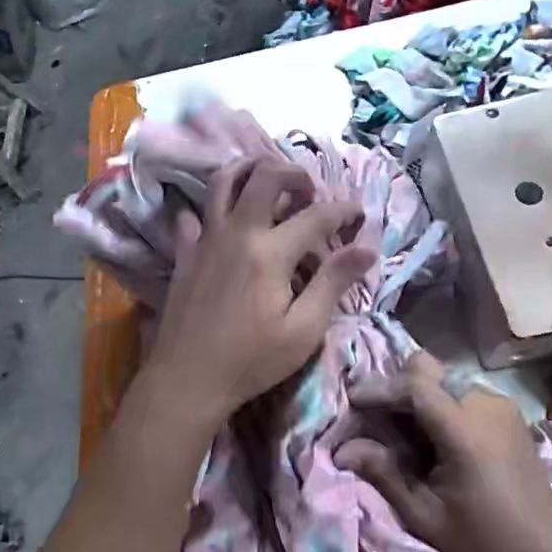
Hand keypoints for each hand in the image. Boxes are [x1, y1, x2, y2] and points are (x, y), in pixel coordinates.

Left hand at [139, 156, 375, 425]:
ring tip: (269, 182)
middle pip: (266, 177)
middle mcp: (238, 232)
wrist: (186, 380)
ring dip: (250, 171)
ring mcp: (206, 239)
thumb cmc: (251, 360)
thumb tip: (367, 248)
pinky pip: (193, 214)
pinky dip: (211, 207)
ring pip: (223, 181)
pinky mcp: (184, 252)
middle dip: (295, 174)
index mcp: (271, 252)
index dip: (344, 210)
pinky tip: (223, 220)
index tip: (359, 214)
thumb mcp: (304, 329)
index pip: (316, 215)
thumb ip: (334, 282)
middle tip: (310, 192)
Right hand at [337, 353, 551, 551]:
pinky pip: (462, 389)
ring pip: (443, 376)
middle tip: (379, 420)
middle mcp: (482, 403)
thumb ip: (384, 474)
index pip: (413, 385)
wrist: (547, 544)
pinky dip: (441, 402)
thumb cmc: (483, 538)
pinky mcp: (506, 407)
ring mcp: (498, 401)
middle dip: (398, 387)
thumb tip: (341, 450)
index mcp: (463, 430)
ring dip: (419, 395)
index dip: (379, 388)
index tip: (352, 401)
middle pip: (427, 369)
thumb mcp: (424, 515)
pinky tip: (437, 438)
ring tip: (408, 435)